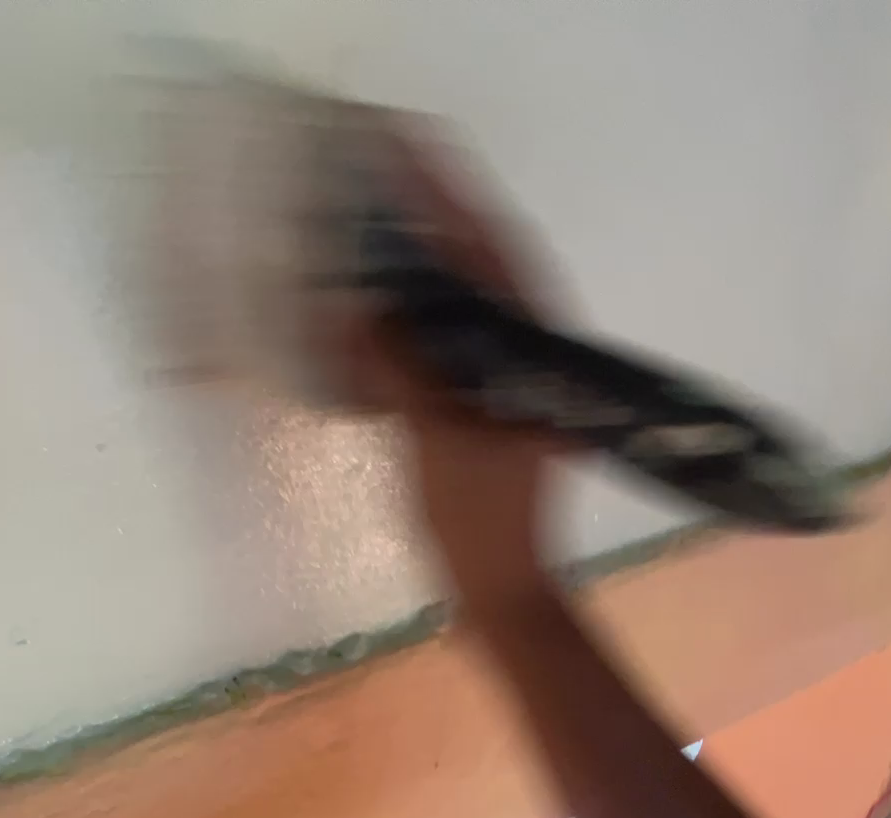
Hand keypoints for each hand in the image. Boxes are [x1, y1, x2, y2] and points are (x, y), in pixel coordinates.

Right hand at [338, 126, 561, 613]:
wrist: (500, 588)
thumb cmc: (475, 521)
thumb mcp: (432, 439)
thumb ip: (398, 367)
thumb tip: (356, 307)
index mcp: (533, 354)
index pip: (494, 253)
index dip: (450, 199)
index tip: (404, 155)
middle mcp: (531, 354)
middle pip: (484, 266)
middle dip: (436, 221)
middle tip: (381, 186)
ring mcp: (509, 380)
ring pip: (467, 303)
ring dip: (427, 267)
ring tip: (377, 234)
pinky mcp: (486, 405)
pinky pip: (450, 343)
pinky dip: (418, 321)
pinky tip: (383, 314)